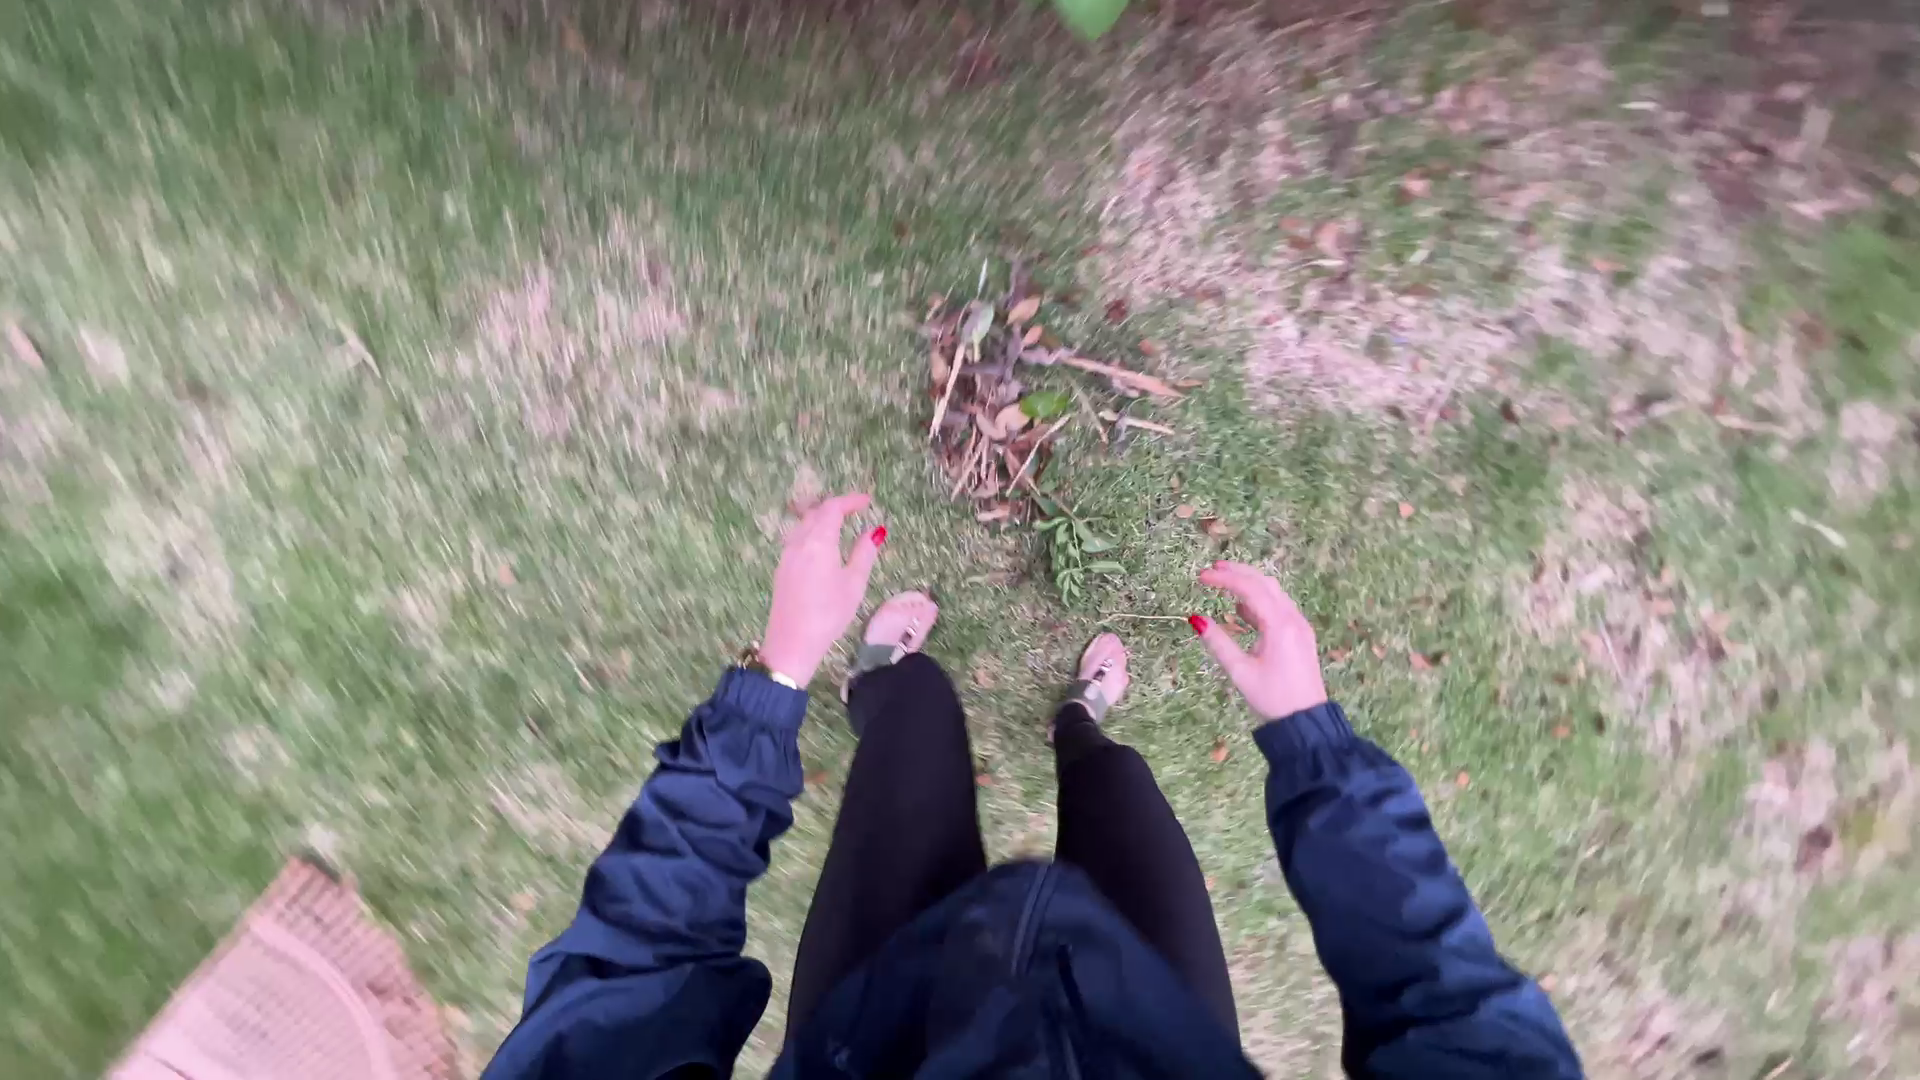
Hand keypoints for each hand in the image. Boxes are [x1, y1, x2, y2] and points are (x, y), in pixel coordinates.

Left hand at [759, 493, 884, 685]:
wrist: (791, 643)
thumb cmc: (828, 614)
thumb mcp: (854, 584)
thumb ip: (864, 553)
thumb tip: (875, 531)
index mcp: (819, 542)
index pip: (832, 508)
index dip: (850, 500)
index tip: (867, 501)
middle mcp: (798, 543)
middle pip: (815, 513)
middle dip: (835, 507)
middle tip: (855, 510)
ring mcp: (786, 556)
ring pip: (803, 525)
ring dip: (821, 518)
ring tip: (840, 524)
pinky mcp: (782, 569)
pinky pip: (797, 539)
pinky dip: (812, 532)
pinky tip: (823, 546)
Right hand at [1193, 561, 1328, 719]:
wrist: (1306, 720)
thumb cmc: (1272, 697)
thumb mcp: (1240, 671)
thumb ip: (1218, 642)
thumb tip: (1196, 619)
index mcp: (1279, 625)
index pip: (1250, 589)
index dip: (1224, 579)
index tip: (1201, 577)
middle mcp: (1293, 619)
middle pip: (1265, 583)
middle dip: (1238, 572)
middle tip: (1212, 569)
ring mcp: (1299, 625)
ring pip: (1274, 592)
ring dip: (1249, 583)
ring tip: (1223, 582)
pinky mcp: (1299, 634)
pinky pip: (1278, 606)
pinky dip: (1258, 599)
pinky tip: (1241, 608)